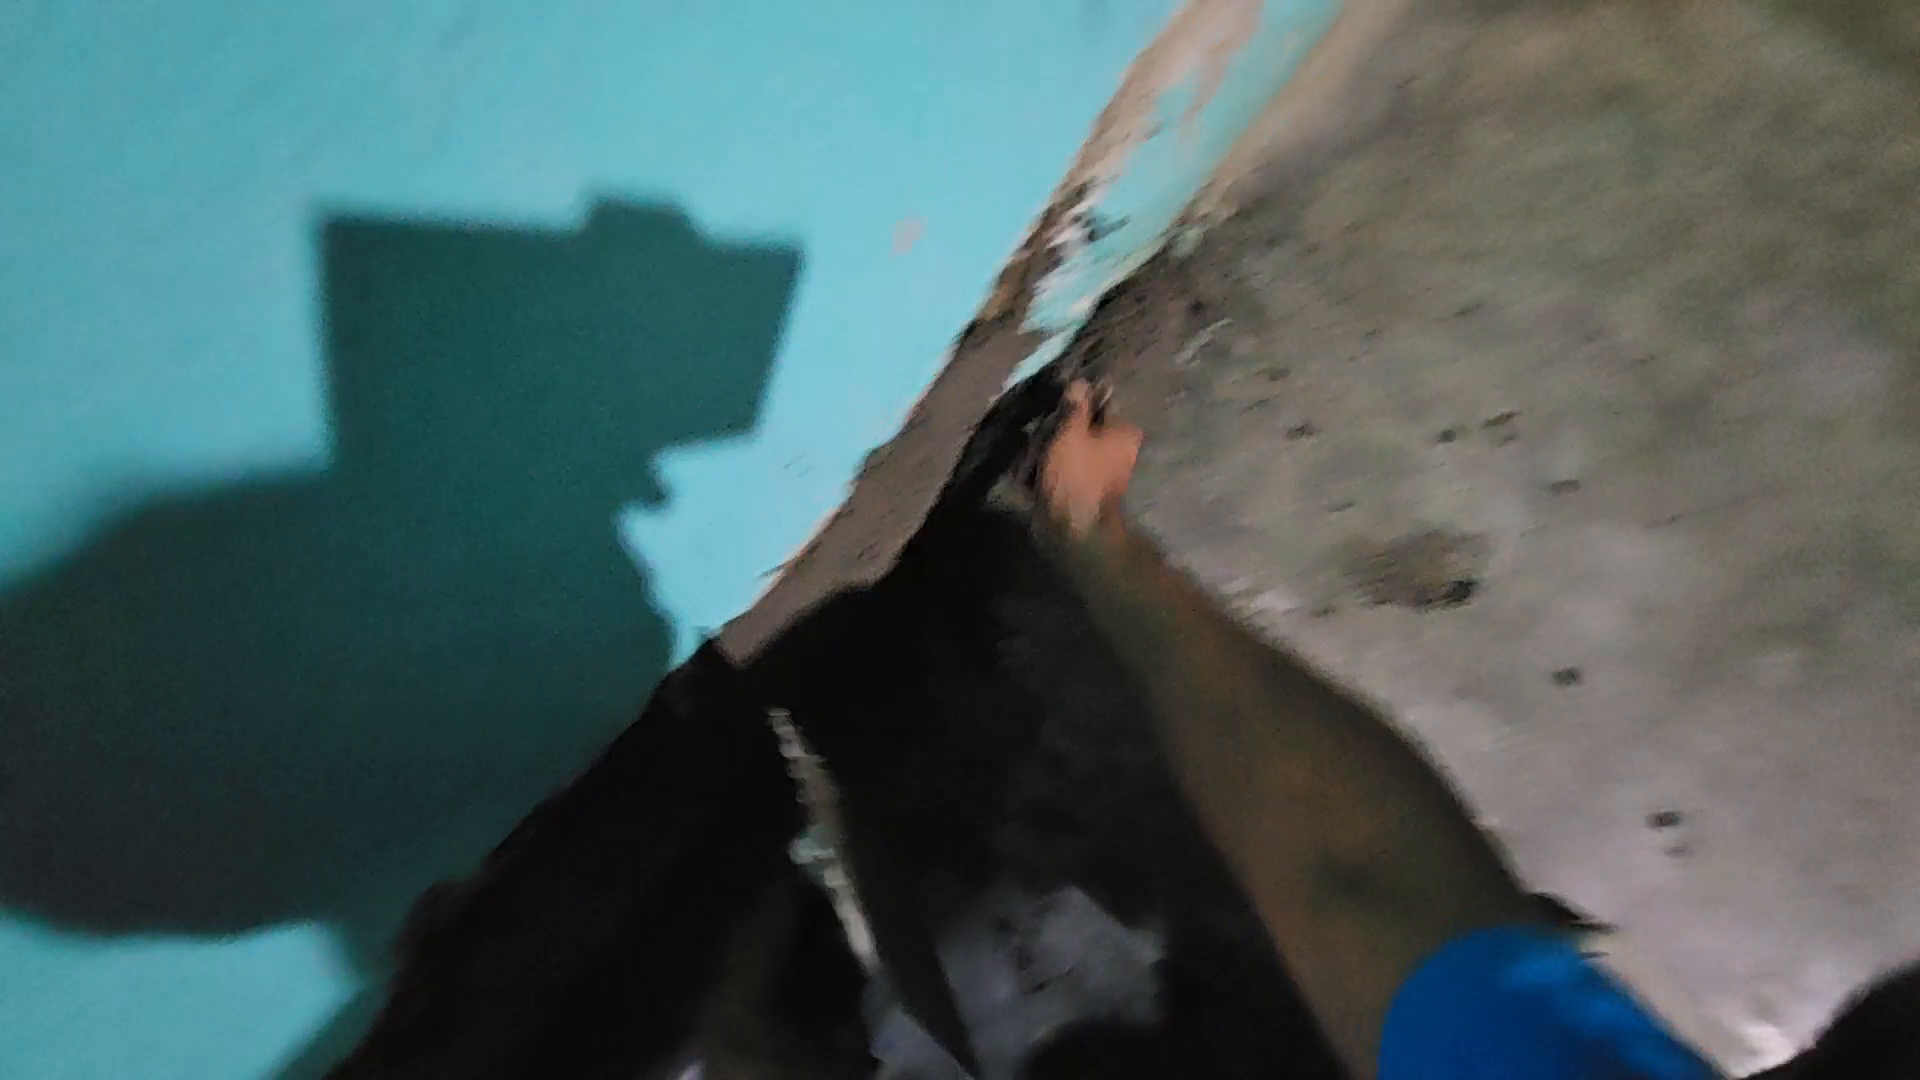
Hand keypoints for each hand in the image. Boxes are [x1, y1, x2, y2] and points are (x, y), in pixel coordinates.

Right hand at [1038, 381, 1143, 536]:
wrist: (1071, 530)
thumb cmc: (1076, 476)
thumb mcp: (1072, 432)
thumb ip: (1075, 405)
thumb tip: (1079, 382)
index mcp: (1122, 431)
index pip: (1097, 402)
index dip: (1072, 402)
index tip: (1053, 408)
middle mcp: (1113, 449)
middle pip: (1076, 425)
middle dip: (1050, 432)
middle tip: (1038, 441)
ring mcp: (1093, 470)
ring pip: (1061, 448)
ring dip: (1040, 453)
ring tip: (1029, 465)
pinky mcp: (1075, 488)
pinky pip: (1055, 469)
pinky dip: (1040, 472)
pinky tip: (1026, 478)